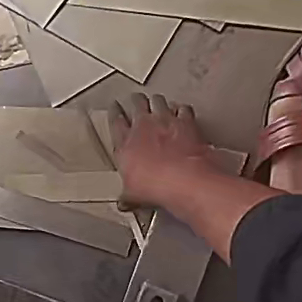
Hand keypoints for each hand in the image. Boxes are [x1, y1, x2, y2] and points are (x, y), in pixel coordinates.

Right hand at [108, 92, 216, 208]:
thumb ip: (128, 194)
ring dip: (157, 100)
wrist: (184, 179)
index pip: (115, 121)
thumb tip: (125, 202)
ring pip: (158, 101)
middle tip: (135, 99)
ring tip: (156, 100)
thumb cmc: (156, 184)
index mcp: (125, 142)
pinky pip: (183, 108)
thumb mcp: (133, 195)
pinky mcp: (187, 122)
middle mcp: (144, 126)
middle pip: (137, 104)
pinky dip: (181, 108)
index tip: (115, 108)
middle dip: (136, 100)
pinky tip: (182, 110)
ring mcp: (166, 121)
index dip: (114, 112)